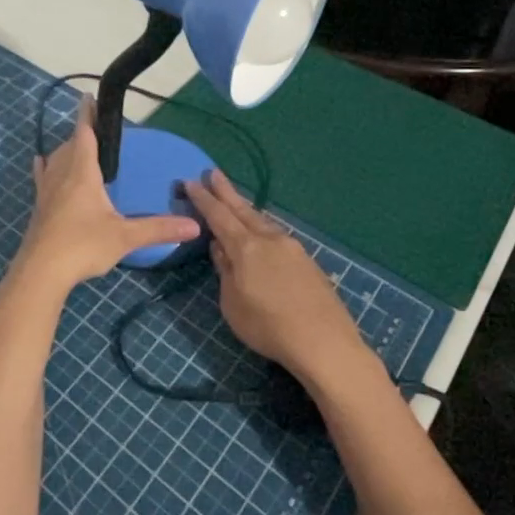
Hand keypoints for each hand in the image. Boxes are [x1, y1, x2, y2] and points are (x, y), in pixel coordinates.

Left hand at [14, 97, 199, 291]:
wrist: (41, 271)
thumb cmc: (83, 246)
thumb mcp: (125, 237)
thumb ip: (158, 228)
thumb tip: (194, 225)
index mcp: (82, 172)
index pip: (84, 133)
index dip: (87, 114)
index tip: (88, 96)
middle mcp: (62, 174)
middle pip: (71, 144)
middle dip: (82, 133)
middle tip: (97, 130)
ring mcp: (46, 190)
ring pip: (56, 158)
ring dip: (66, 149)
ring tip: (78, 147)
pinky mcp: (39, 206)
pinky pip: (42, 176)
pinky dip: (45, 166)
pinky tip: (42, 163)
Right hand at [184, 171, 370, 382]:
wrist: (324, 342)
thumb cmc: (268, 325)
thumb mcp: (232, 303)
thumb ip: (225, 271)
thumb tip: (220, 247)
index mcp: (246, 247)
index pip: (218, 216)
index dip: (203, 199)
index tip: (191, 182)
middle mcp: (269, 239)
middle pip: (243, 210)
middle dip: (226, 192)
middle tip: (213, 173)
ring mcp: (292, 249)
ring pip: (262, 221)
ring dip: (245, 209)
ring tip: (235, 202)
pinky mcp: (307, 262)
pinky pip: (276, 236)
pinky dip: (262, 228)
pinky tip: (261, 233)